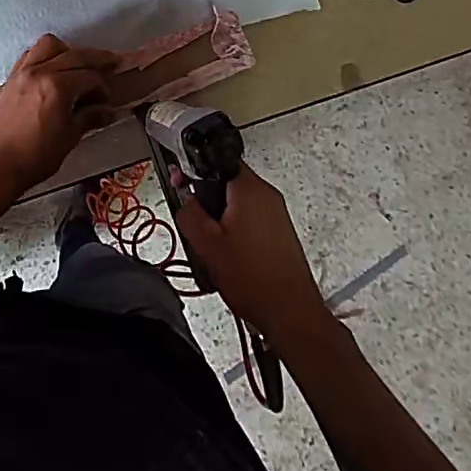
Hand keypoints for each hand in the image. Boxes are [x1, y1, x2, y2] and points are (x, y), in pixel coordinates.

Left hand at [0, 34, 118, 192]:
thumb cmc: (37, 155)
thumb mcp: (70, 137)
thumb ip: (90, 117)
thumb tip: (109, 112)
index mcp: (58, 87)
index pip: (91, 77)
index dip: (104, 87)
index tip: (108, 100)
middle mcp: (41, 72)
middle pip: (76, 55)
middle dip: (97, 59)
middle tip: (113, 65)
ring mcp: (24, 72)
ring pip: (50, 45)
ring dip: (68, 51)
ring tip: (78, 64)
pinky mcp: (12, 78)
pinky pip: (32, 54)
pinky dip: (46, 56)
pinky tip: (54, 69)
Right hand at [174, 165, 329, 343]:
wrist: (287, 309)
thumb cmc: (253, 279)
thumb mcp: (206, 245)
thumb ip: (189, 213)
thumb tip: (183, 196)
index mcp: (249, 190)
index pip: (219, 161)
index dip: (196, 172)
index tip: (182, 184)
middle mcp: (267, 195)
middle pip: (228, 183)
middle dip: (208, 202)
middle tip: (197, 227)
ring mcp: (276, 213)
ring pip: (238, 204)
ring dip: (221, 220)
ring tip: (214, 249)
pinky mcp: (280, 231)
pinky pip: (251, 219)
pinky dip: (236, 232)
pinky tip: (230, 257)